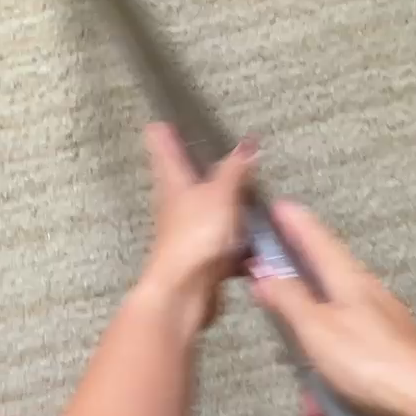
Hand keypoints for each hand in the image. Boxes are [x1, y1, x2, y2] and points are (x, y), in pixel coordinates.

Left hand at [136, 123, 256, 334]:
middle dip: (193, 171)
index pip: (164, 152)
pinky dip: (240, 248)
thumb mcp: (220, 194)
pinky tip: (258, 250)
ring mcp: (188, 235)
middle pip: (184, 183)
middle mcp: (176, 208)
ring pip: (208, 215)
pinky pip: (225, 249)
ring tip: (246, 200)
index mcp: (173, 184)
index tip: (157, 123)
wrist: (185, 292)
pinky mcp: (202, 261)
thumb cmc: (194, 237)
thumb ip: (235, 170)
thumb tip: (247, 144)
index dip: (162, 137)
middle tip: (199, 157)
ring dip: (224, 209)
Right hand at [251, 202, 415, 415]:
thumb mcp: (317, 330)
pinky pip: (349, 385)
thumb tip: (266, 272)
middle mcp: (368, 305)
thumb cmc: (377, 369)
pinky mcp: (389, 373)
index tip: (277, 206)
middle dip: (293, 326)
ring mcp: (381, 339)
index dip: (295, 223)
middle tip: (275, 333)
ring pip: (329, 352)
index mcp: (351, 283)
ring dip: (315, 383)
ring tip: (315, 410)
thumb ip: (288, 300)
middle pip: (318, 299)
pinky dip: (337, 407)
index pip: (317, 241)